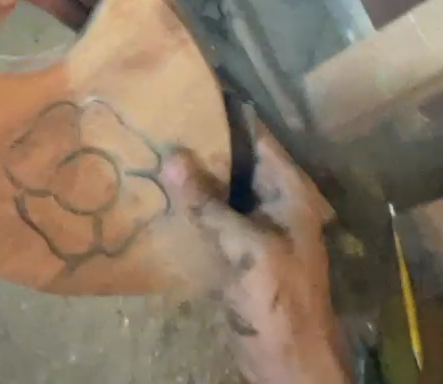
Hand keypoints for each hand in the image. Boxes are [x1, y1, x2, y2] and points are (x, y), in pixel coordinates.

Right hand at [165, 132, 348, 383]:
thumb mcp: (246, 248)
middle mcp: (274, 201)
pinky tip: (160, 191)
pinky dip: (190, 203)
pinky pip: (212, 215)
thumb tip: (171, 156)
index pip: (257, 136)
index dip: (228, 112)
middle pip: (236, 159)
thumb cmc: (278, 299)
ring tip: (152, 143)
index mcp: (288, 191)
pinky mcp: (238, 251)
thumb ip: (209, 203)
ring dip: (193, 172)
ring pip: (221, 187)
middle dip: (202, 140)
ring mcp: (256, 227)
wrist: (290, 366)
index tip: (191, 86)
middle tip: (160, 113)